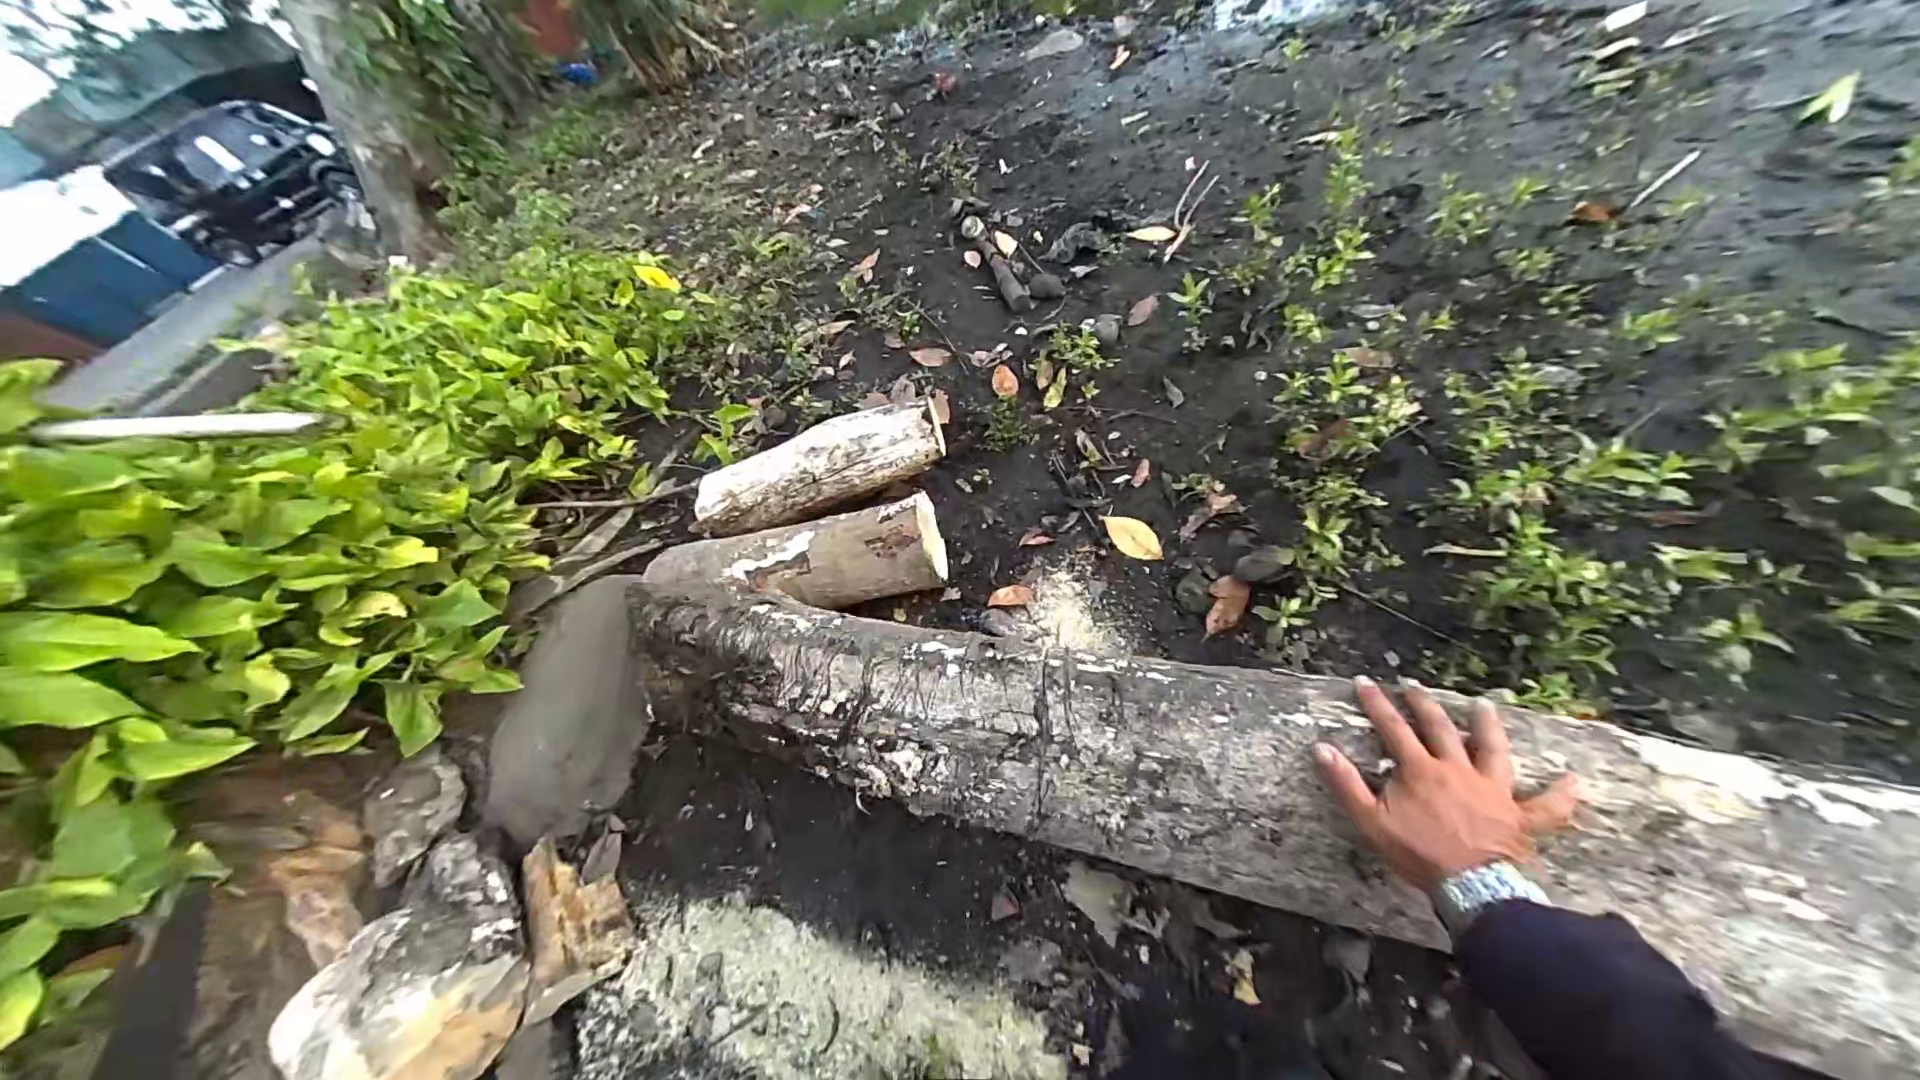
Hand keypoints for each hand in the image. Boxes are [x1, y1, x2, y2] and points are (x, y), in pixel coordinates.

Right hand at [1314, 676, 1578, 891]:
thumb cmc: (1418, 853)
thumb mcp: (1369, 819)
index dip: (1377, 703)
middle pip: (1440, 728)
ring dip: (1487, 726)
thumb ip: (1345, 782)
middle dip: (1424, 704)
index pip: (1393, 727)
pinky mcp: (1520, 817)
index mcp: (1420, 770)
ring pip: (1493, 750)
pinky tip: (1574, 779)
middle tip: (1413, 686)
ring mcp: (1492, 791)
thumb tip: (1322, 748)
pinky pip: (1547, 805)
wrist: (1473, 889)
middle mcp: (1456, 770)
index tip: (1365, 682)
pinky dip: (1561, 792)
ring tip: (1484, 704)